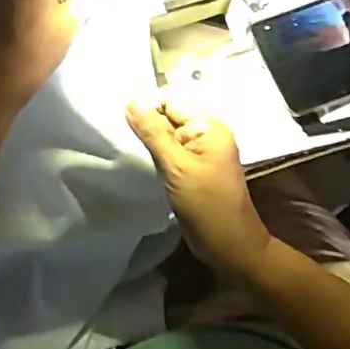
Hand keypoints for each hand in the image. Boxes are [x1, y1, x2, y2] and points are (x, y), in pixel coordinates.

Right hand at [125, 101, 272, 273]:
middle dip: (146, 126)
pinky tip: (140, 163)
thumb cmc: (206, 204)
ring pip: (166, 137)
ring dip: (148, 143)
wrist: (230, 247)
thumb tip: (131, 101)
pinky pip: (169, 153)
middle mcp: (206, 135)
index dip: (147, 109)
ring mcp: (200, 154)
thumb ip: (153, 132)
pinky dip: (155, 156)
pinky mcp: (192, 170)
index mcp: (208, 127)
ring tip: (127, 150)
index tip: (123, 123)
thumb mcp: (176, 166)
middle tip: (120, 137)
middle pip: (168, 117)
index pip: (170, 102)